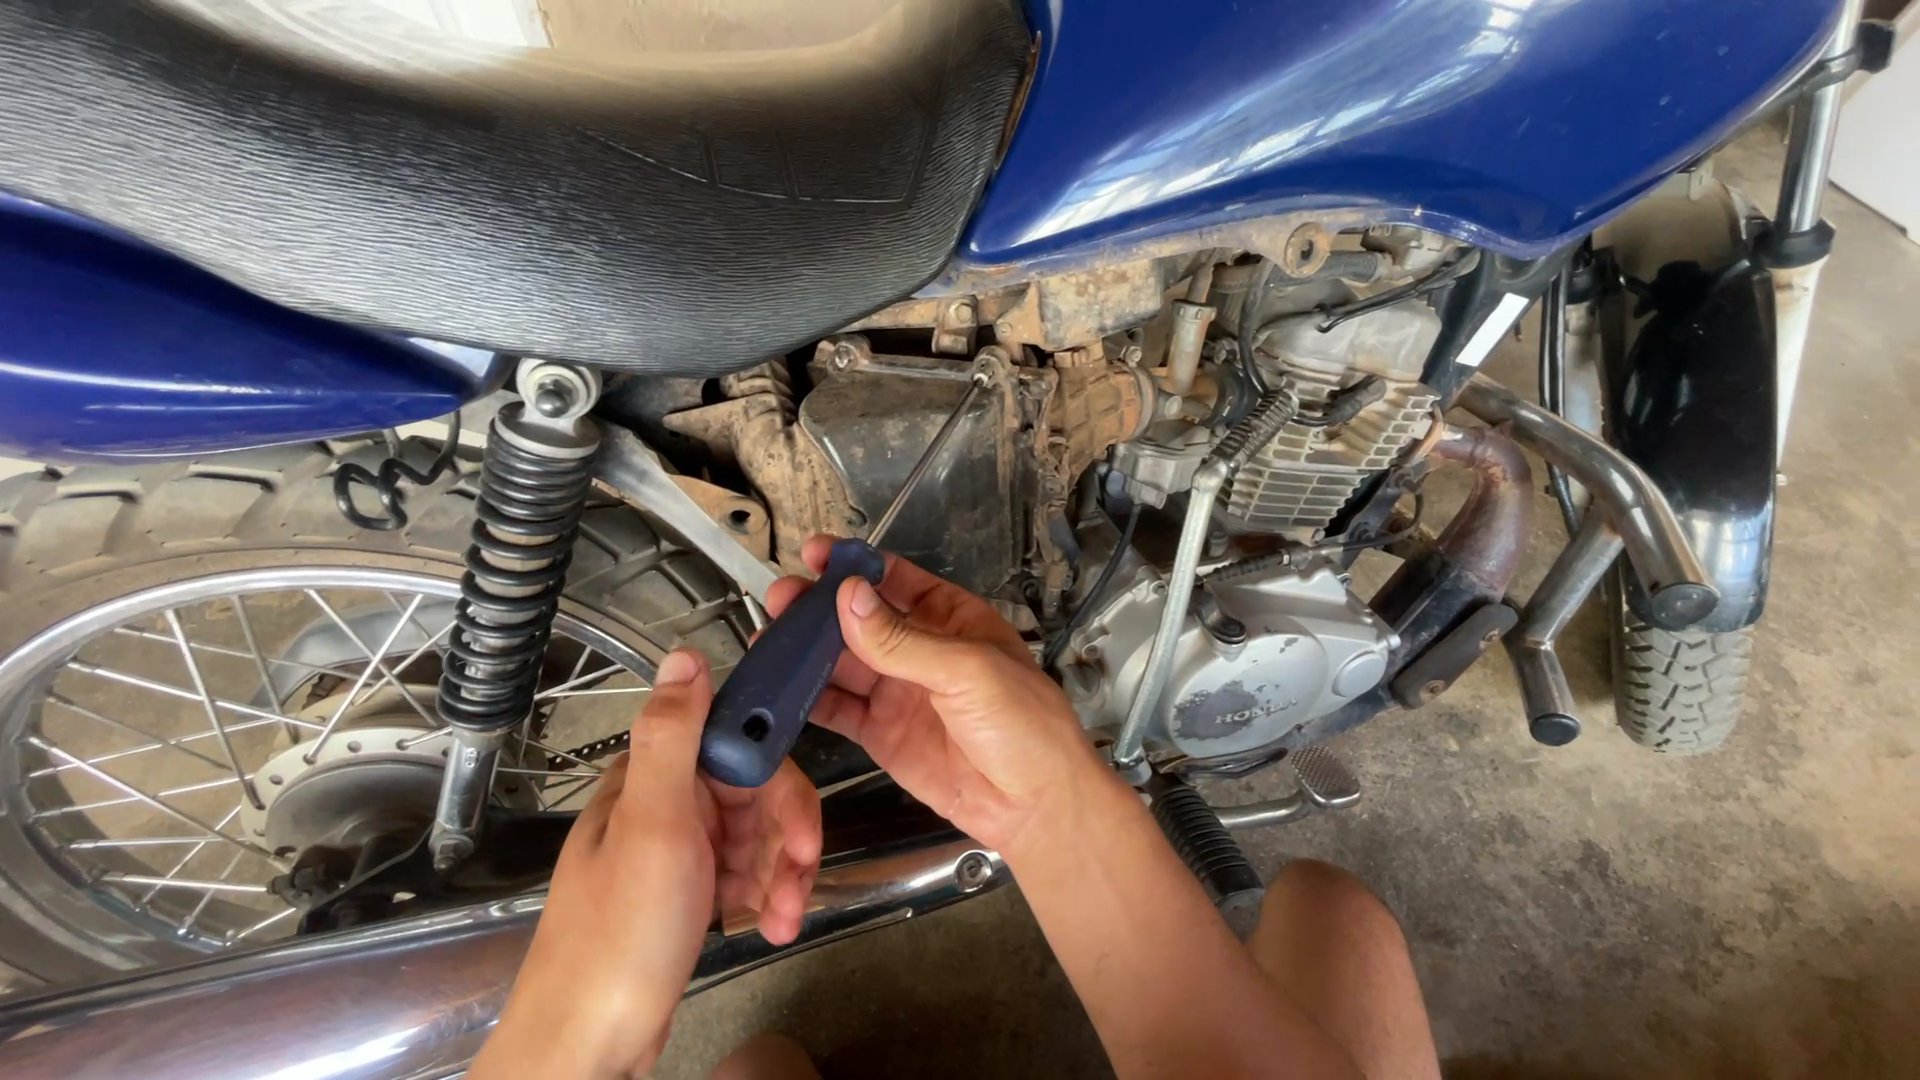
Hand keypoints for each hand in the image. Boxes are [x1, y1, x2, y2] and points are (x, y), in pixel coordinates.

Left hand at [472, 650, 820, 1079]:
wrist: (587, 1048)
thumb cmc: (620, 935)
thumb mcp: (652, 827)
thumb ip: (672, 738)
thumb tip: (686, 655)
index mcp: (654, 779)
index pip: (741, 752)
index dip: (780, 787)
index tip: (801, 831)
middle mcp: (666, 805)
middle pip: (756, 798)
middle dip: (785, 842)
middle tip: (797, 884)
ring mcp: (676, 851)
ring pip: (756, 838)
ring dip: (780, 876)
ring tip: (782, 918)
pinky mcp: (685, 891)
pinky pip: (742, 874)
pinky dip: (764, 896)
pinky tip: (770, 924)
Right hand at [763, 535, 1115, 858]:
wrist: (1035, 805)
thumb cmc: (1023, 723)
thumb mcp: (968, 670)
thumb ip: (903, 640)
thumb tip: (849, 596)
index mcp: (949, 618)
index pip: (894, 580)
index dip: (855, 565)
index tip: (816, 554)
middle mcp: (919, 649)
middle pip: (858, 620)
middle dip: (818, 607)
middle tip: (782, 598)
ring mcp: (897, 692)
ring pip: (841, 663)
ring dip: (805, 651)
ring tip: (768, 639)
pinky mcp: (881, 733)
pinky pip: (838, 709)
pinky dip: (808, 700)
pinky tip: (779, 690)